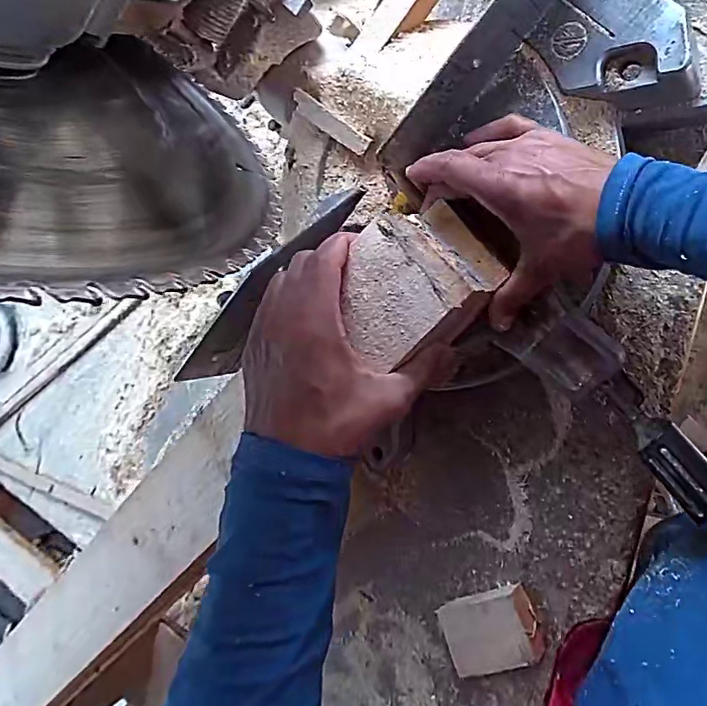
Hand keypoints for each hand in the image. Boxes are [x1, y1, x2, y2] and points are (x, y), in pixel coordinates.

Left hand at [242, 233, 454, 458]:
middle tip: (355, 264)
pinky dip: (288, 295)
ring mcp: (264, 332)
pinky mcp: (255, 348)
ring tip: (333, 284)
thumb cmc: (334, 427)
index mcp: (314, 321)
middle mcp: (283, 318)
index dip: (343, 243)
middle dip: (327, 255)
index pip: (323, 259)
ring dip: (305, 273)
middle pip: (300, 262)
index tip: (363, 243)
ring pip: (280, 280)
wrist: (285, 463)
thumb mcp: (389, 398)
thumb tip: (451, 352)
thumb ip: (424, 369)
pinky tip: (308, 314)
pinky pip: (268, 303)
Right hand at [405, 115, 616, 330]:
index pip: (449, 167)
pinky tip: (492, 138)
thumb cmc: (581, 234)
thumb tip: (498, 322)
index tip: (414, 178)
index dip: (427, 171)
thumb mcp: (542, 266)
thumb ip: (514, 294)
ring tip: (465, 171)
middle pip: (465, 157)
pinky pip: (515, 127)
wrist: (627, 206)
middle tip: (442, 192)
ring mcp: (533, 143)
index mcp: (498, 184)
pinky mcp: (553, 138)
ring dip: (471, 156)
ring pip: (489, 143)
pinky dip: (496, 132)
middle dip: (448, 172)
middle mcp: (510, 157)